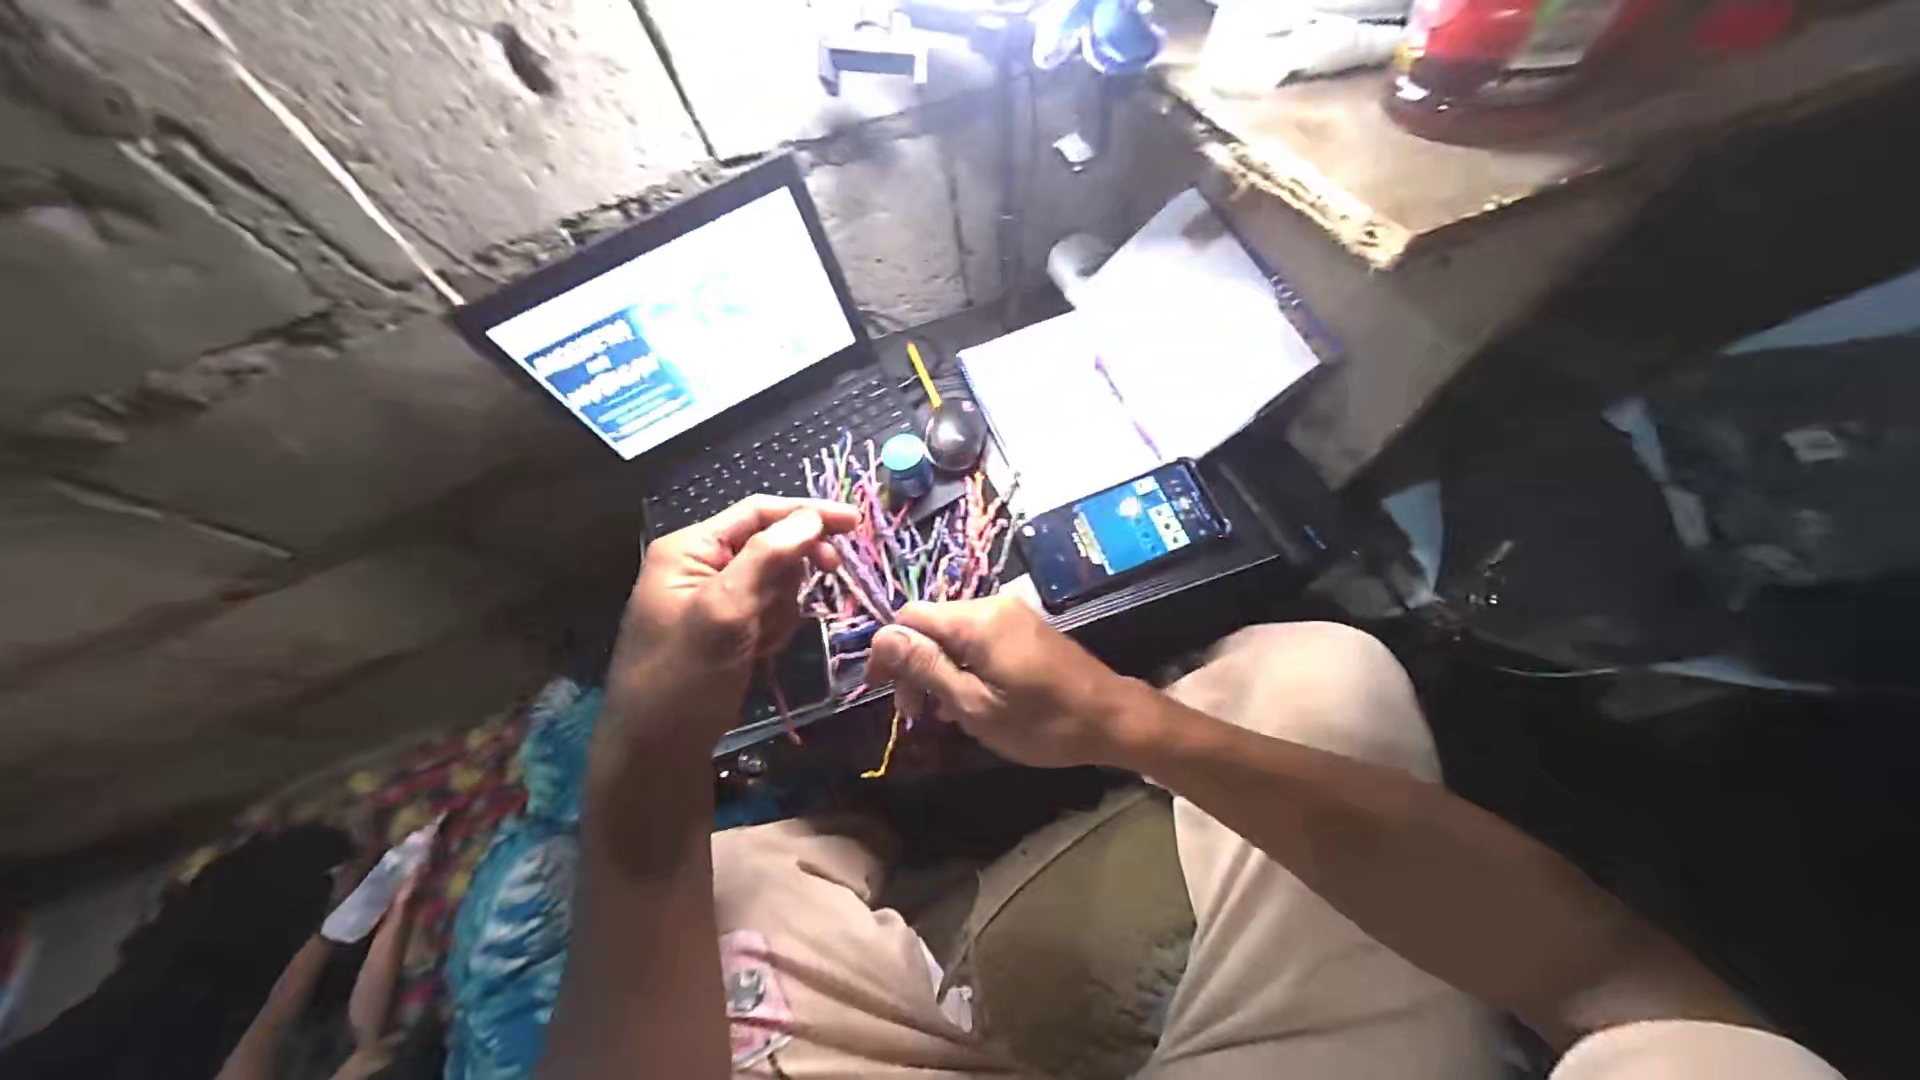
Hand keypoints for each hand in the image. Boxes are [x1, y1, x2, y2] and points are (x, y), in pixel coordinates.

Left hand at [603, 495, 858, 750]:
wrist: (657, 750)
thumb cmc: (683, 677)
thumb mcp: (725, 611)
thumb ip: (766, 557)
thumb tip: (810, 517)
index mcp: (690, 549)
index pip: (759, 512)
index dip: (809, 512)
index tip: (856, 522)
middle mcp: (702, 565)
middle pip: (772, 543)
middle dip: (796, 565)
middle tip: (831, 574)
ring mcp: (716, 598)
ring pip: (777, 579)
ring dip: (784, 604)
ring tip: (765, 637)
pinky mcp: (730, 627)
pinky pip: (770, 610)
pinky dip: (776, 625)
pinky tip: (761, 650)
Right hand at [867, 596, 1149, 767]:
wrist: (1112, 718)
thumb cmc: (1042, 722)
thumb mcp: (975, 705)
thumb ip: (926, 668)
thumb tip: (882, 637)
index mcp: (976, 620)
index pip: (909, 616)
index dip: (888, 650)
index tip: (882, 691)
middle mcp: (991, 605)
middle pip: (930, 624)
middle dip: (914, 665)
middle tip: (917, 714)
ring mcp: (1011, 614)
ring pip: (953, 633)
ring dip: (939, 669)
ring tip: (944, 713)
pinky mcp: (1023, 628)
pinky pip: (978, 638)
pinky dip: (964, 665)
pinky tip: (969, 698)